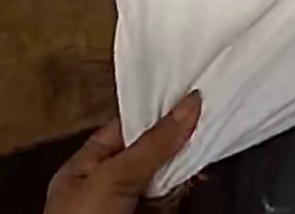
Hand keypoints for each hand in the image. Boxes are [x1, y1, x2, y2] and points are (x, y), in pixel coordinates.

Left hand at [44, 92, 201, 213]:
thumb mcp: (113, 179)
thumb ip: (153, 143)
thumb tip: (192, 101)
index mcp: (85, 168)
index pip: (127, 126)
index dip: (157, 109)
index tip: (191, 92)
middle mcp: (108, 184)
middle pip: (151, 148)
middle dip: (177, 135)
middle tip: (207, 115)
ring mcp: (130, 206)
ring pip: (166, 172)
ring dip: (186, 159)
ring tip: (209, 140)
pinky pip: (173, 196)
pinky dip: (188, 184)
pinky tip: (202, 174)